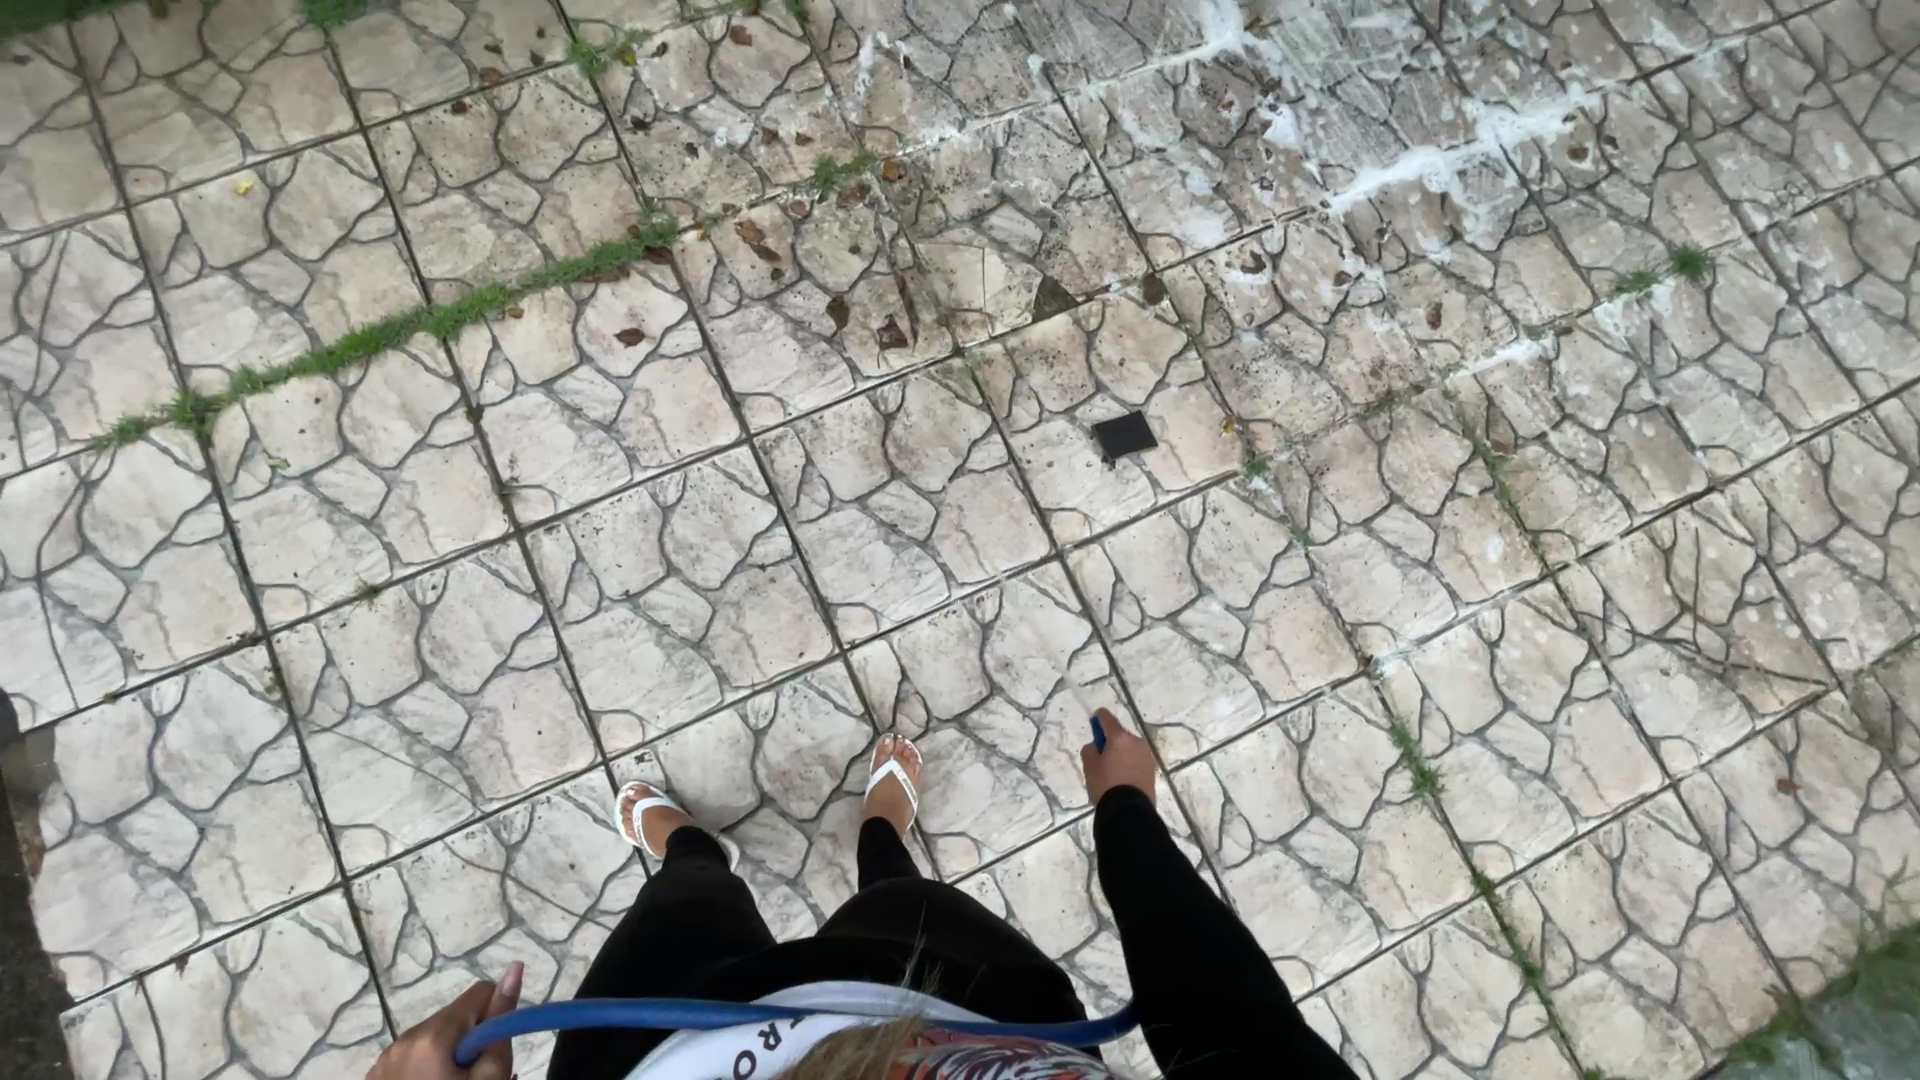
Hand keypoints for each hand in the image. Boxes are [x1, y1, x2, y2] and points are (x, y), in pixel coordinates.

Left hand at [368, 962, 522, 1079]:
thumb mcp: (490, 1075)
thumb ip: (502, 1020)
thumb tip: (516, 967)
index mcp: (433, 1033)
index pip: (481, 992)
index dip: (496, 1014)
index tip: (493, 1047)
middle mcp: (403, 1039)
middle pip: (456, 1017)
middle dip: (471, 1038)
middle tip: (476, 1074)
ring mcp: (382, 1062)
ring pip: (434, 1037)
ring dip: (449, 1053)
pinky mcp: (372, 1079)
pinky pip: (411, 1057)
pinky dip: (426, 1068)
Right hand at [1081, 708, 1154, 806]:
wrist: (1129, 810)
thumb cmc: (1106, 785)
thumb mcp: (1089, 766)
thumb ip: (1090, 749)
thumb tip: (1097, 746)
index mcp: (1120, 737)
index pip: (1106, 718)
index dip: (1098, 718)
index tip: (1093, 723)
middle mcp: (1136, 741)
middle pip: (1119, 734)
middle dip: (1110, 741)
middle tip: (1100, 758)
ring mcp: (1146, 755)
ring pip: (1129, 747)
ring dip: (1121, 753)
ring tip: (1112, 772)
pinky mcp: (1152, 769)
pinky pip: (1136, 759)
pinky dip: (1129, 763)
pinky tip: (1122, 778)